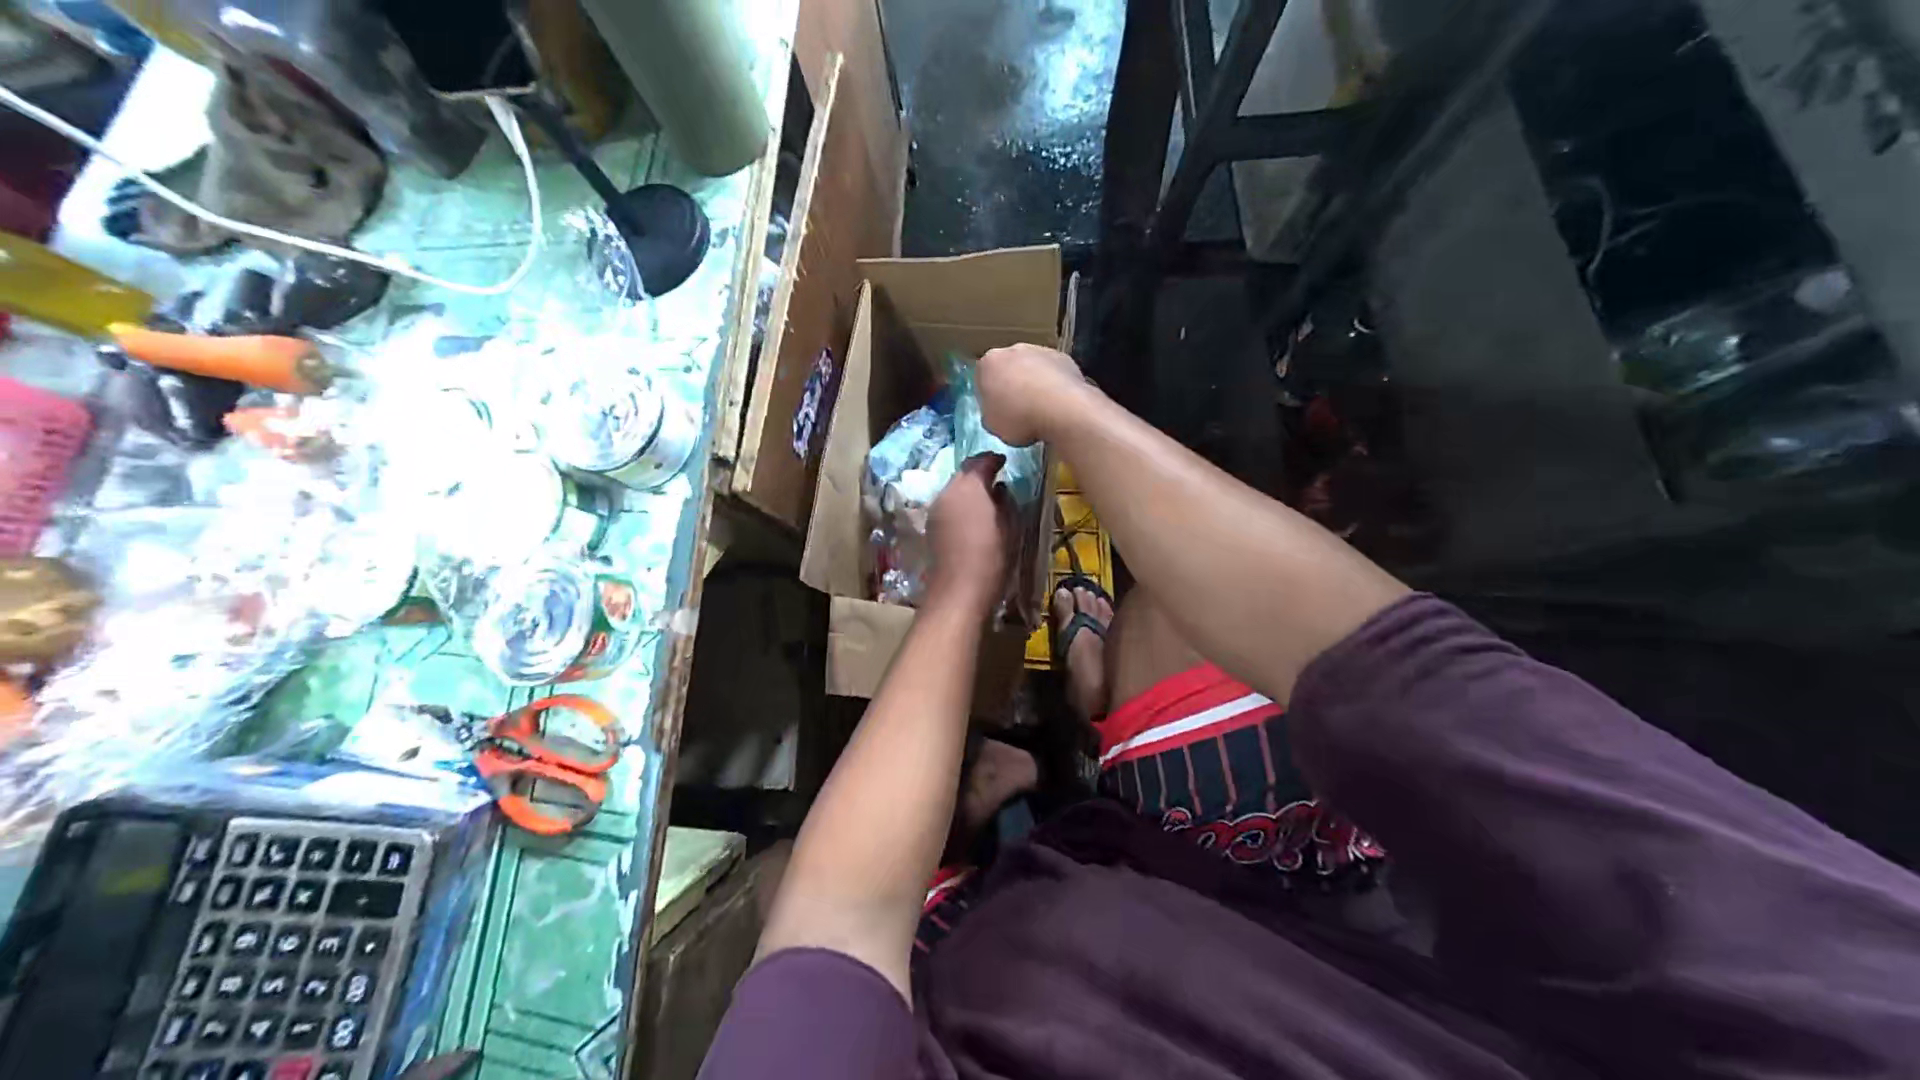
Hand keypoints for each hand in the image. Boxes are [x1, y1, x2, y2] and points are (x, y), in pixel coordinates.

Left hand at [925, 453, 1009, 613]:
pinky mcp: (931, 527)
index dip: (994, 459)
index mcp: (969, 487)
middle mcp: (947, 492)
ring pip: (954, 490)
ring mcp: (935, 509)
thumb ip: (1007, 500)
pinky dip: (960, 505)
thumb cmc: (993, 556)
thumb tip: (1000, 488)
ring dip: (969, 491)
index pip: (980, 461)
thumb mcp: (1012, 526)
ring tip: (987, 501)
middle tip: (996, 480)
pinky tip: (973, 518)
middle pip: (963, 474)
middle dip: (979, 474)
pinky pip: (948, 506)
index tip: (1005, 463)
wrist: (959, 591)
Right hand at [976, 343, 1088, 446]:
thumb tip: (996, 411)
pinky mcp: (1064, 358)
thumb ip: (990, 412)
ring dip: (1034, 382)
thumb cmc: (1019, 418)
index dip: (990, 396)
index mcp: (989, 363)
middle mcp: (1013, 350)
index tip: (998, 411)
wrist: (1061, 410)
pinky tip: (1058, 403)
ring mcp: (1040, 350)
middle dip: (1012, 384)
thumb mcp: (992, 425)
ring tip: (1041, 408)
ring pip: (1033, 367)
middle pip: (1009, 367)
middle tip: (1019, 409)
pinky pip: (1054, 372)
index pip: (983, 378)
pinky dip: (1054, 384)